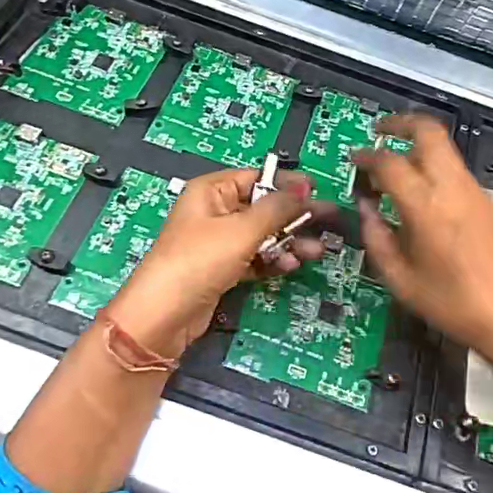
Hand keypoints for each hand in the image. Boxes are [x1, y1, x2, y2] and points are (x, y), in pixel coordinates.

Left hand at [105, 168, 327, 358]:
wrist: (164, 316)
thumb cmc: (199, 260)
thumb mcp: (242, 230)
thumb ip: (277, 207)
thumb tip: (305, 185)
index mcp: (212, 190)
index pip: (257, 177)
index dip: (288, 184)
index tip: (318, 192)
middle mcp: (215, 211)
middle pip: (263, 207)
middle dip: (294, 217)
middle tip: (327, 222)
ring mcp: (218, 242)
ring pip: (262, 234)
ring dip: (289, 241)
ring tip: (315, 251)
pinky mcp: (222, 268)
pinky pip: (255, 257)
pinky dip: (273, 260)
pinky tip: (290, 266)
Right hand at [351, 115, 492, 356]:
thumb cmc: (453, 303)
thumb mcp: (400, 279)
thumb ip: (376, 237)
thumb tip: (367, 208)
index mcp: (425, 206)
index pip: (389, 162)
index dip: (366, 156)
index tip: (353, 161)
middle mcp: (451, 186)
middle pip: (427, 131)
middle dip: (400, 124)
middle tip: (378, 132)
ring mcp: (473, 190)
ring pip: (443, 147)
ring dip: (416, 145)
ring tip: (394, 168)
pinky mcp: (485, 200)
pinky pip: (453, 167)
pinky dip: (431, 164)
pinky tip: (418, 192)